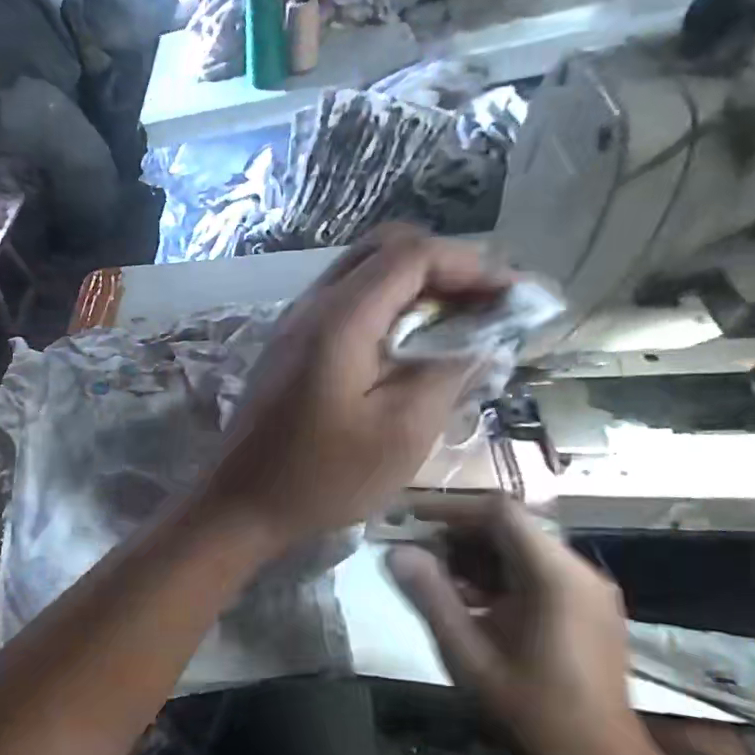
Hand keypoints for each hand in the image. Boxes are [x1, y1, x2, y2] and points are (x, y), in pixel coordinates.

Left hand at [198, 224, 512, 542]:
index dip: (471, 265)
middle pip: (384, 249)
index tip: (513, 295)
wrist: (241, 505)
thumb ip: (448, 374)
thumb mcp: (401, 433)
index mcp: (339, 318)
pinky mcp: (289, 347)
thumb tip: (483, 339)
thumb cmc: (322, 477)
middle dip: (444, 266)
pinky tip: (410, 345)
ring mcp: (294, 323)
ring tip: (458, 322)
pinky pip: (345, 302)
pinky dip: (386, 307)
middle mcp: (312, 305)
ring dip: (414, 285)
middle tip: (485, 304)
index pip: (412, 255)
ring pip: (362, 273)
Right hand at [384, 495, 645, 754]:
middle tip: (414, 550)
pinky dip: (500, 576)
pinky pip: (538, 572)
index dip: (450, 508)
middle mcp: (579, 570)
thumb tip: (395, 553)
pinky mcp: (589, 606)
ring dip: (477, 556)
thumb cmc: (534, 712)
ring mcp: (588, 589)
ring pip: (523, 549)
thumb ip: (431, 598)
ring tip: (434, 577)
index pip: (499, 511)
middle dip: (458, 534)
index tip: (410, 518)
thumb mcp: (469, 656)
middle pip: (511, 528)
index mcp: (554, 575)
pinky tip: (470, 602)